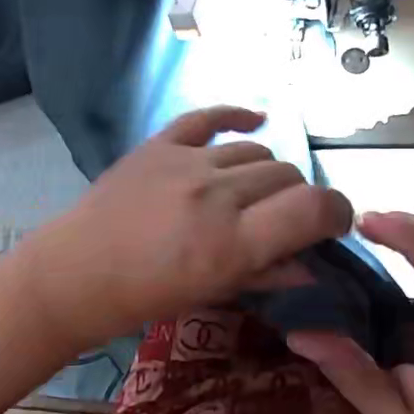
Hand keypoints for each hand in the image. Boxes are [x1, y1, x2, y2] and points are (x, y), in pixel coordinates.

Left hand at [9, 106, 352, 349]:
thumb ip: (268, 273)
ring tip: (251, 193)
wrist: (76, 273)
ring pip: (255, 150)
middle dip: (295, 198)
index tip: (333, 223)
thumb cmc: (145, 297)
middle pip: (288, 174)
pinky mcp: (159, 144)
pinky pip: (208, 116)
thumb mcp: (212, 293)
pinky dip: (235, 116)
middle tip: (279, 219)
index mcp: (235, 242)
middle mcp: (218, 194)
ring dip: (265, 172)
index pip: (316, 206)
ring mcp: (186, 162)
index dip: (337, 212)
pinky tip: (253, 121)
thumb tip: (312, 260)